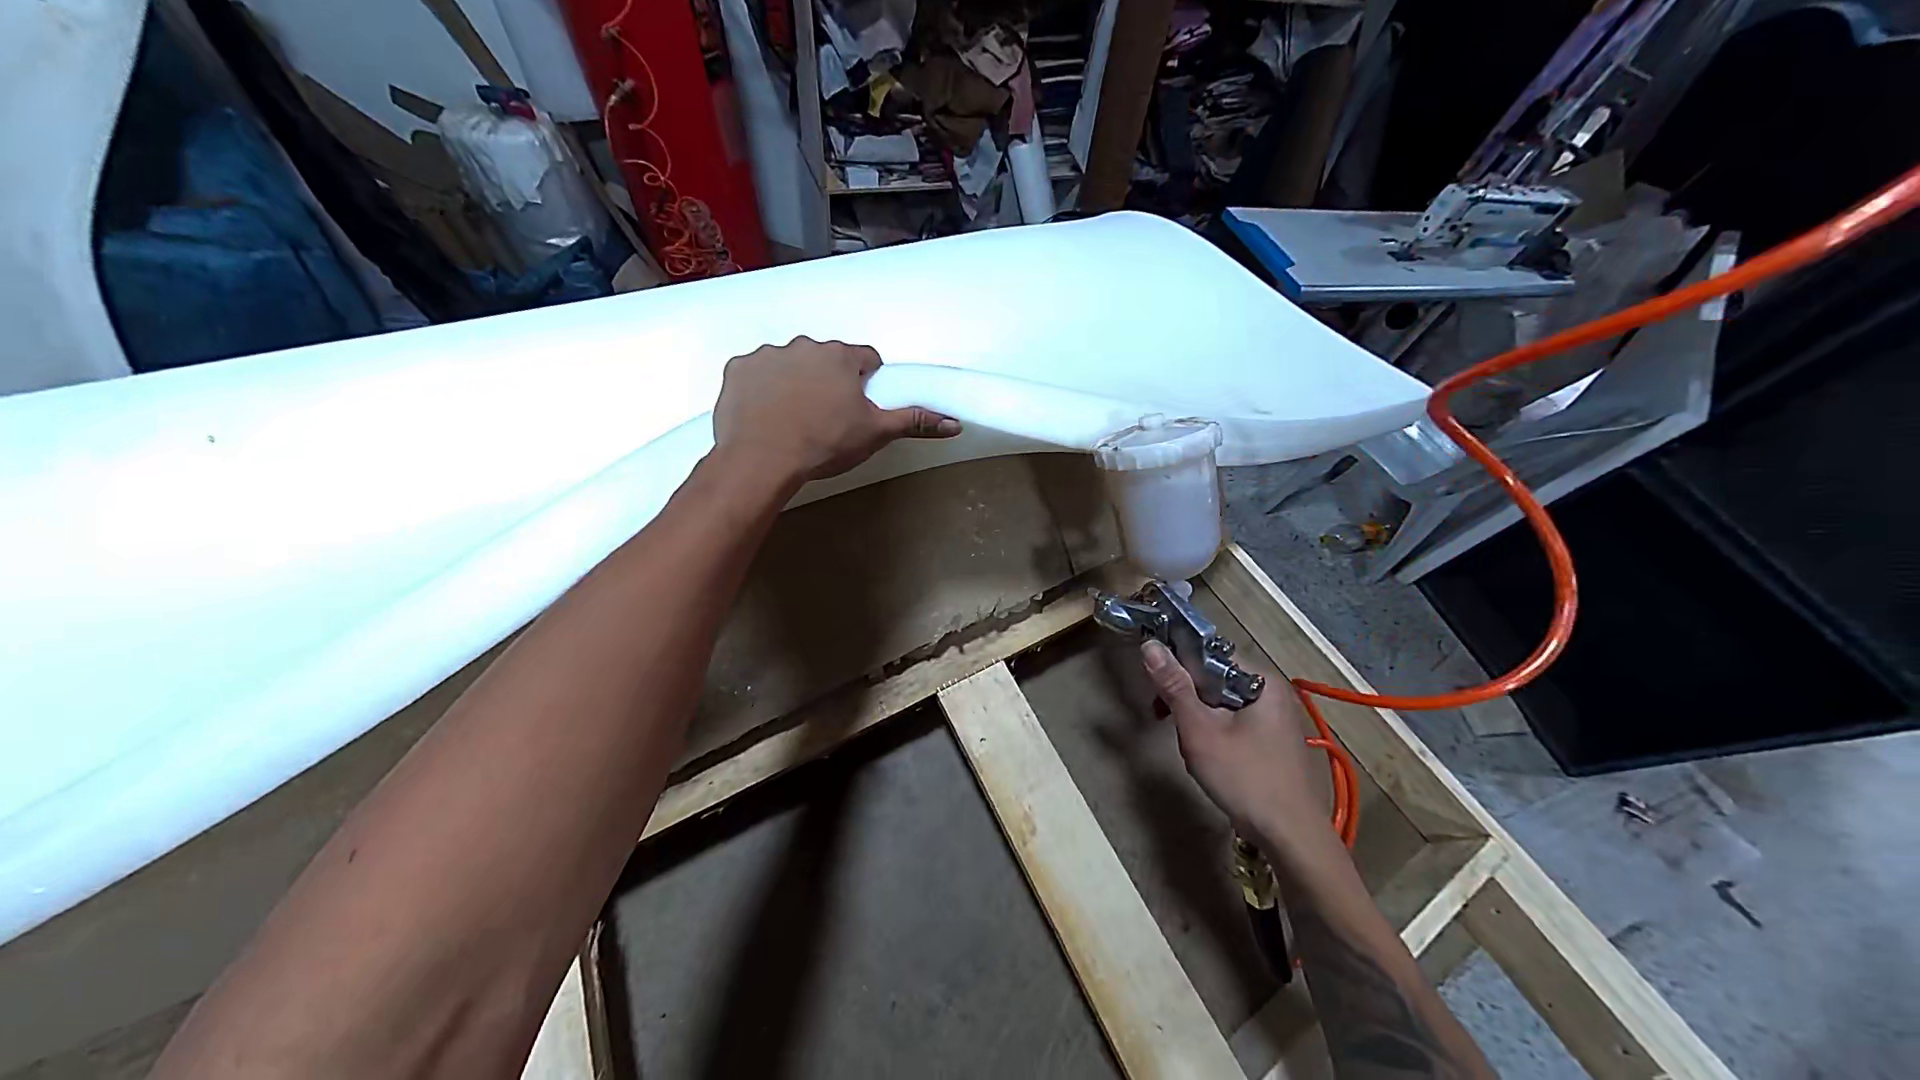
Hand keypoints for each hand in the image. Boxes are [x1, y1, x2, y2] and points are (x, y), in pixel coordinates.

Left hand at [711, 337, 959, 485]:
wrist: (762, 460)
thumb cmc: (821, 444)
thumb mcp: (875, 434)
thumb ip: (914, 422)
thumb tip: (952, 423)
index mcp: (840, 357)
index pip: (864, 358)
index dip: (864, 382)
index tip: (858, 404)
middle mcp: (804, 347)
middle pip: (825, 359)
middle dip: (828, 381)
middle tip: (827, 417)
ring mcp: (768, 356)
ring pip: (790, 365)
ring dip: (794, 383)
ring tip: (794, 419)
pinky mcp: (739, 370)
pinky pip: (755, 374)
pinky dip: (761, 390)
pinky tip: (766, 415)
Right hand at [1140, 640, 1331, 850]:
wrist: (1290, 837)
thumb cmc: (1244, 778)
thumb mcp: (1200, 730)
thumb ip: (1174, 686)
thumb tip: (1150, 645)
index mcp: (1261, 681)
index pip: (1210, 653)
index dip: (1178, 664)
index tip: (1156, 684)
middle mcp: (1272, 693)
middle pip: (1214, 678)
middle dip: (1185, 696)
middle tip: (1164, 717)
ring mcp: (1274, 718)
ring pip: (1221, 702)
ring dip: (1196, 716)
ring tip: (1188, 743)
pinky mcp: (1271, 741)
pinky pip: (1232, 722)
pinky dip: (1212, 731)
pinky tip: (1206, 754)